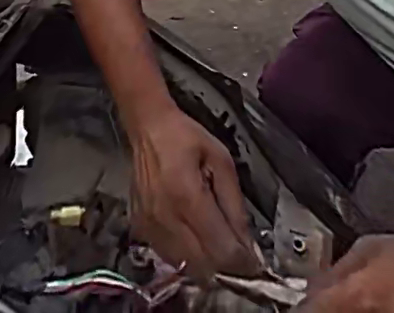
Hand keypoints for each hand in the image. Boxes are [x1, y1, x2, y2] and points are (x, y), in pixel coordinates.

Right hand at [127, 106, 260, 279]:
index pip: (222, 250)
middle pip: (205, 266)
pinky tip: (191, 236)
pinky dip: (184, 256)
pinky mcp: (139, 225)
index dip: (244, 261)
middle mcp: (165, 215)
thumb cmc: (185, 137)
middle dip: (226, 264)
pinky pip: (168, 256)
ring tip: (212, 240)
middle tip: (234, 248)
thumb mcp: (220, 160)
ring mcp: (149, 223)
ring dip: (205, 262)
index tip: (254, 258)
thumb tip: (248, 246)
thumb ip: (235, 204)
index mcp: (187, 196)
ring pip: (186, 267)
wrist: (147, 125)